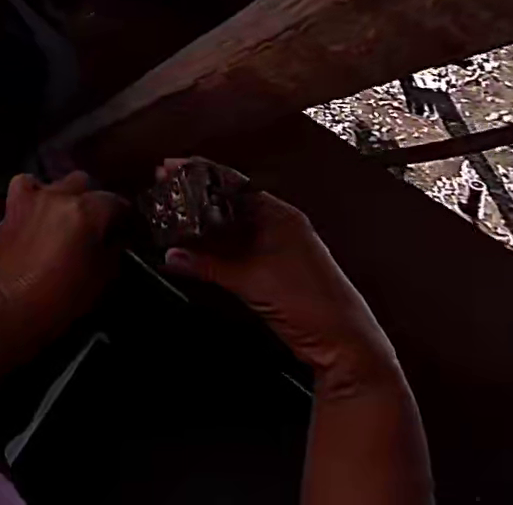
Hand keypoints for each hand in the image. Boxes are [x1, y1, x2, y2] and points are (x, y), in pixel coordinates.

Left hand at [0, 172, 125, 340]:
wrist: (6, 306)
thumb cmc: (60, 299)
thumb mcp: (101, 280)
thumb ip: (114, 251)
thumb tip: (117, 239)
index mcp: (89, 211)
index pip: (119, 203)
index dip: (129, 218)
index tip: (133, 232)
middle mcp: (63, 195)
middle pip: (89, 184)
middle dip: (97, 200)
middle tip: (101, 225)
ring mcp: (36, 196)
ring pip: (60, 182)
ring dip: (69, 195)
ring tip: (70, 216)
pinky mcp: (14, 204)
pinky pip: (27, 184)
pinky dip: (35, 191)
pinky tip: (39, 205)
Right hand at [159, 164, 396, 398]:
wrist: (346, 346)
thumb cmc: (313, 304)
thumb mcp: (254, 280)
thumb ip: (209, 266)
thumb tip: (172, 254)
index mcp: (279, 214)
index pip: (232, 183)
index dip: (200, 173)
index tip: (173, 166)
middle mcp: (277, 224)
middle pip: (229, 202)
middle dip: (197, 195)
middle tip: (166, 184)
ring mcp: (274, 247)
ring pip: (230, 226)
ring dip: (203, 222)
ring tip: (172, 213)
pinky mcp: (271, 270)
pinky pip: (234, 249)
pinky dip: (213, 246)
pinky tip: (193, 247)